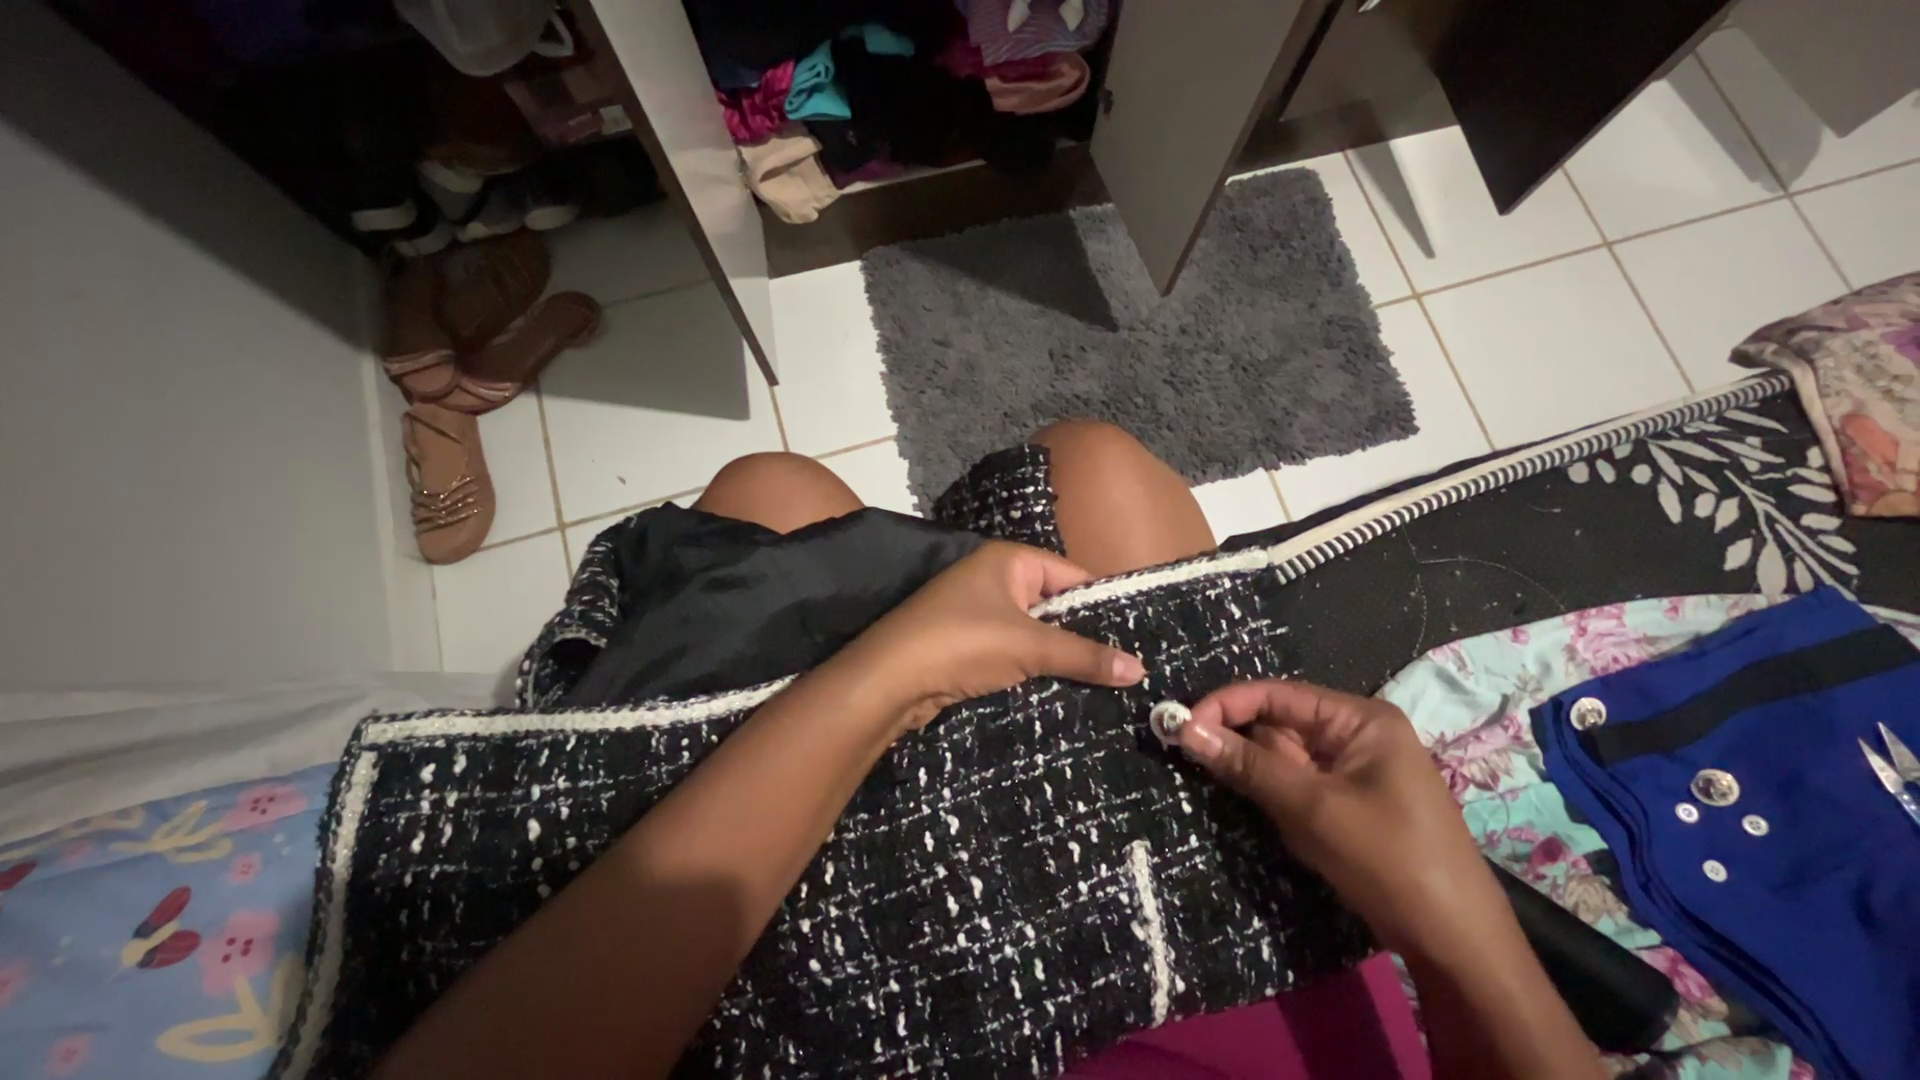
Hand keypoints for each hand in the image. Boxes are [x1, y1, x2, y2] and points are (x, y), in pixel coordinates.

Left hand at [834, 542, 1145, 731]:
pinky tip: (1063, 690)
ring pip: (1034, 633)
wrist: (890, 680)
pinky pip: (1014, 652)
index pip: (1070, 574)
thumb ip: (1084, 656)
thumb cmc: (963, 643)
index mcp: (1008, 561)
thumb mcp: (1030, 646)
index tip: (1137, 634)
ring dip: (1059, 656)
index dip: (1102, 603)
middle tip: (1128, 664)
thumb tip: (1140, 668)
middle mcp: (993, 580)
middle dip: (1082, 634)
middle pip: (1053, 605)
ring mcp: (978, 614)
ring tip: (1107, 682)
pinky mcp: (968, 646)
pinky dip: (1034, 669)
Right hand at [1177, 680, 1512, 964]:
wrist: (1455, 941)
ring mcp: (1357, 772)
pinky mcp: (1352, 805)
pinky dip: (1283, 803)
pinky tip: (1291, 831)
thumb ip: (1247, 765)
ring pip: (1286, 760)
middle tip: (1202, 769)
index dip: (1227, 705)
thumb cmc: (1388, 859)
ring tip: (1275, 816)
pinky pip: (1301, 789)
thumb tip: (1186, 729)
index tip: (1182, 728)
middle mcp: (1358, 736)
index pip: (1278, 694)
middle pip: (1280, 725)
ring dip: (1265, 782)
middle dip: (1244, 748)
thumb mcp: (1311, 808)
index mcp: (1361, 719)